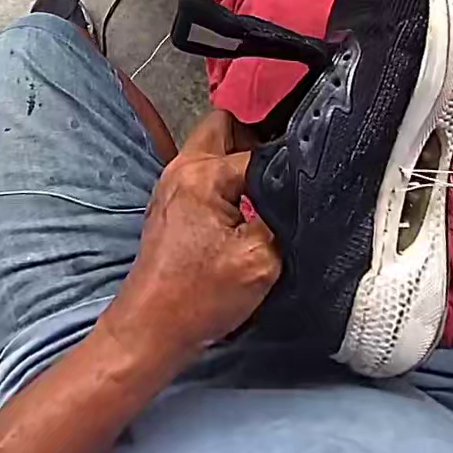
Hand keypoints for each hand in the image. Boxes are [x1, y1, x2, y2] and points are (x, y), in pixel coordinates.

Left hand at [98, 109, 279, 369]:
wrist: (151, 328)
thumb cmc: (198, 297)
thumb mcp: (260, 258)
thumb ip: (281, 214)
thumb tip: (293, 190)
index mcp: (203, 174)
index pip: (258, 148)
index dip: (284, 162)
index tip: (301, 176)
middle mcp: (182, 167)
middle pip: (226, 124)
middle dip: (255, 136)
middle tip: (279, 164)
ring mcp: (172, 182)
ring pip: (213, 144)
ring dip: (238, 156)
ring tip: (264, 184)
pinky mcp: (171, 200)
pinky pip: (203, 168)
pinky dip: (224, 176)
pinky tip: (243, 202)